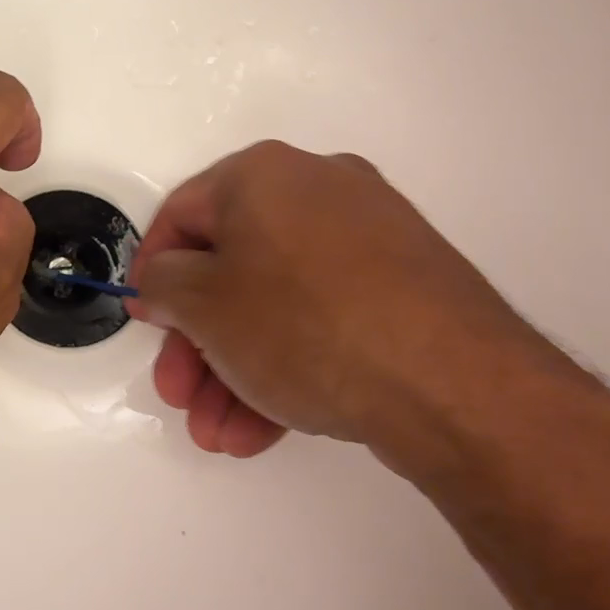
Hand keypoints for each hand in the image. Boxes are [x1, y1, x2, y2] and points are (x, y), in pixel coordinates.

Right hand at [128, 141, 542, 460]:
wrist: (463, 391)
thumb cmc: (302, 323)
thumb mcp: (198, 303)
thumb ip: (161, 285)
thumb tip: (166, 286)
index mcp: (263, 175)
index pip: (180, 218)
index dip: (152, 275)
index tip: (146, 323)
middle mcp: (320, 192)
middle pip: (230, 271)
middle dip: (197, 345)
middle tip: (180, 394)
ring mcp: (375, 242)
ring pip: (276, 306)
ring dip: (237, 370)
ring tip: (221, 433)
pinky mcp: (413, 292)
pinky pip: (325, 321)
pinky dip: (289, 367)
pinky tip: (266, 428)